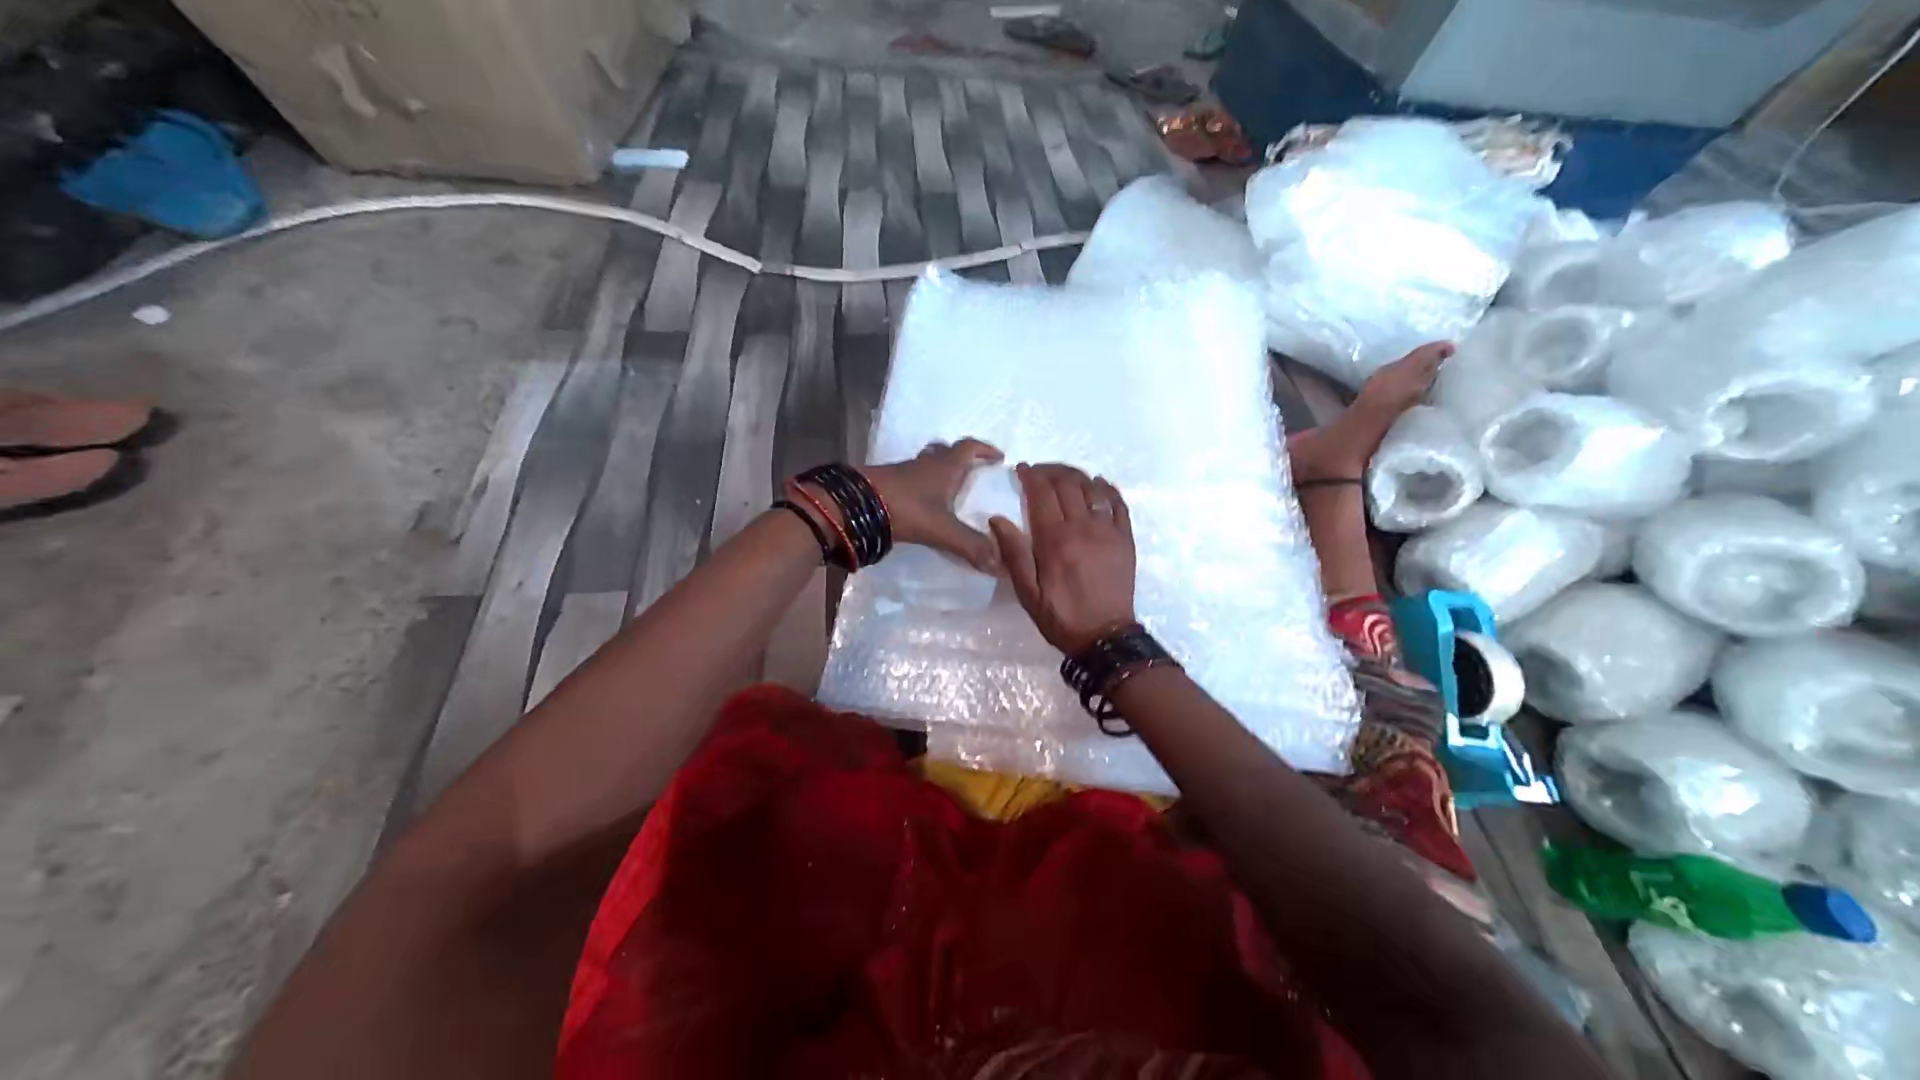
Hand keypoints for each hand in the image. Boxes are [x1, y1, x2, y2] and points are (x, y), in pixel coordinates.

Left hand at [860, 439, 1004, 572]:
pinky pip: (911, 477)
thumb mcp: (943, 530)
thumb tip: (999, 563)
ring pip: (927, 463)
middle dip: (961, 458)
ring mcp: (903, 471)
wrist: (856, 505)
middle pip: (946, 451)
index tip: (998, 456)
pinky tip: (922, 501)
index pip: (969, 448)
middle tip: (972, 470)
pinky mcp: (887, 482)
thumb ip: (970, 545)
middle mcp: (925, 463)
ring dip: (939, 470)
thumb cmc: (906, 508)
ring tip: (948, 487)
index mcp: (944, 467)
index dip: (985, 450)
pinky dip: (921, 484)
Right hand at [990, 463, 1137, 654]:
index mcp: (1054, 539)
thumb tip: (997, 518)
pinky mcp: (1125, 539)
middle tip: (1040, 471)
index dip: (1031, 476)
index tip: (1022, 469)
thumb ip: (1013, 553)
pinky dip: (1108, 488)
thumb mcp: (1027, 591)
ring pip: (1092, 489)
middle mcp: (1082, 527)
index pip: (1042, 493)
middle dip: (1051, 471)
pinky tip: (1099, 483)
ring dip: (1076, 475)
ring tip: (1064, 475)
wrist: (1105, 636)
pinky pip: (1119, 504)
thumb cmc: (1060, 616)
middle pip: (1067, 484)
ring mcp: (1108, 531)